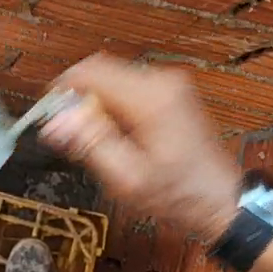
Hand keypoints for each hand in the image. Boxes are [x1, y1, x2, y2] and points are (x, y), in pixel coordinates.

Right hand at [40, 56, 242, 242]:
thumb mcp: (127, 179)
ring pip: (112, 76)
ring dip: (96, 102)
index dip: (63, 90)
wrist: (221, 201)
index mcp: (150, 99)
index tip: (52, 114)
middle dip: (79, 98)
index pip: (90, 71)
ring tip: (99, 139)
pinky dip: (112, 104)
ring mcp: (169, 85)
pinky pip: (127, 86)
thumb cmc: (179, 195)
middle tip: (73, 133)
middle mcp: (161, 82)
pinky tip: (117, 134)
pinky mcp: (170, 92)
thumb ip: (90, 145)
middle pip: (100, 70)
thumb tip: (56, 122)